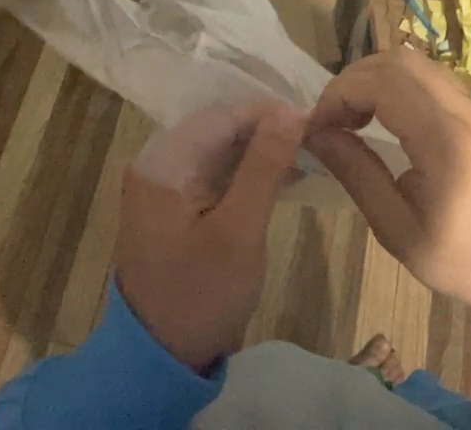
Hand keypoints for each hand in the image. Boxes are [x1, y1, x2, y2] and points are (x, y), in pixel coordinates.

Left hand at [115, 99, 304, 371]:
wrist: (161, 359)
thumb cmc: (201, 294)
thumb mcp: (239, 230)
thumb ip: (263, 166)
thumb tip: (288, 110)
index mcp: (162, 162)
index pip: (220, 116)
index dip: (267, 113)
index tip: (312, 119)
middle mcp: (157, 164)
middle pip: (218, 129)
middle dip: (265, 130)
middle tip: (313, 137)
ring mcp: (164, 186)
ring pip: (218, 150)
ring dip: (259, 151)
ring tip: (306, 155)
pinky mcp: (175, 207)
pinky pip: (214, 173)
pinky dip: (246, 174)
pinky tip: (282, 178)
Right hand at [305, 49, 470, 342]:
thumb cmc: (463, 262)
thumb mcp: (397, 230)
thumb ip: (357, 174)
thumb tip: (316, 133)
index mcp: (445, 142)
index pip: (382, 83)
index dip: (340, 94)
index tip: (317, 127)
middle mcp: (464, 112)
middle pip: (398, 60)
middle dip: (352, 80)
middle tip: (330, 119)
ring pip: (415, 61)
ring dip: (374, 78)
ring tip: (351, 117)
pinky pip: (430, 77)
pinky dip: (396, 83)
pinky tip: (381, 116)